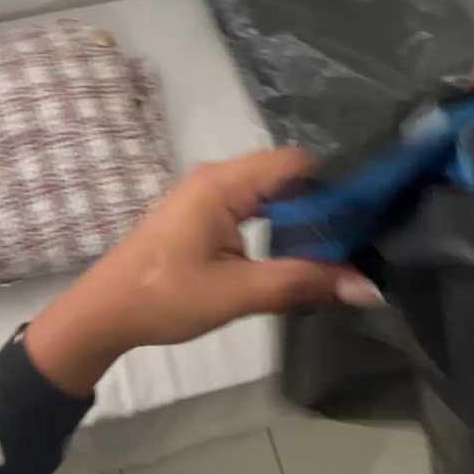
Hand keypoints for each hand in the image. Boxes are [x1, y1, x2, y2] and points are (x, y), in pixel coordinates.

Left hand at [25, 147, 380, 394]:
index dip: (334, 185)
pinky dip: (279, 229)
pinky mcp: (203, 216)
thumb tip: (365, 285)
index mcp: (223, 183)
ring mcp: (207, 196)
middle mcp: (217, 178)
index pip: (296, 162)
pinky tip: (297, 259)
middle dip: (323, 208)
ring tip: (338, 255)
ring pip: (271, 195)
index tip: (368, 218)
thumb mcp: (237, 293)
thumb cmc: (163, 296)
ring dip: (301, 222)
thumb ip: (302, 284)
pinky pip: (254, 209)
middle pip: (287, 176)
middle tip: (360, 243)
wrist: (105, 311)